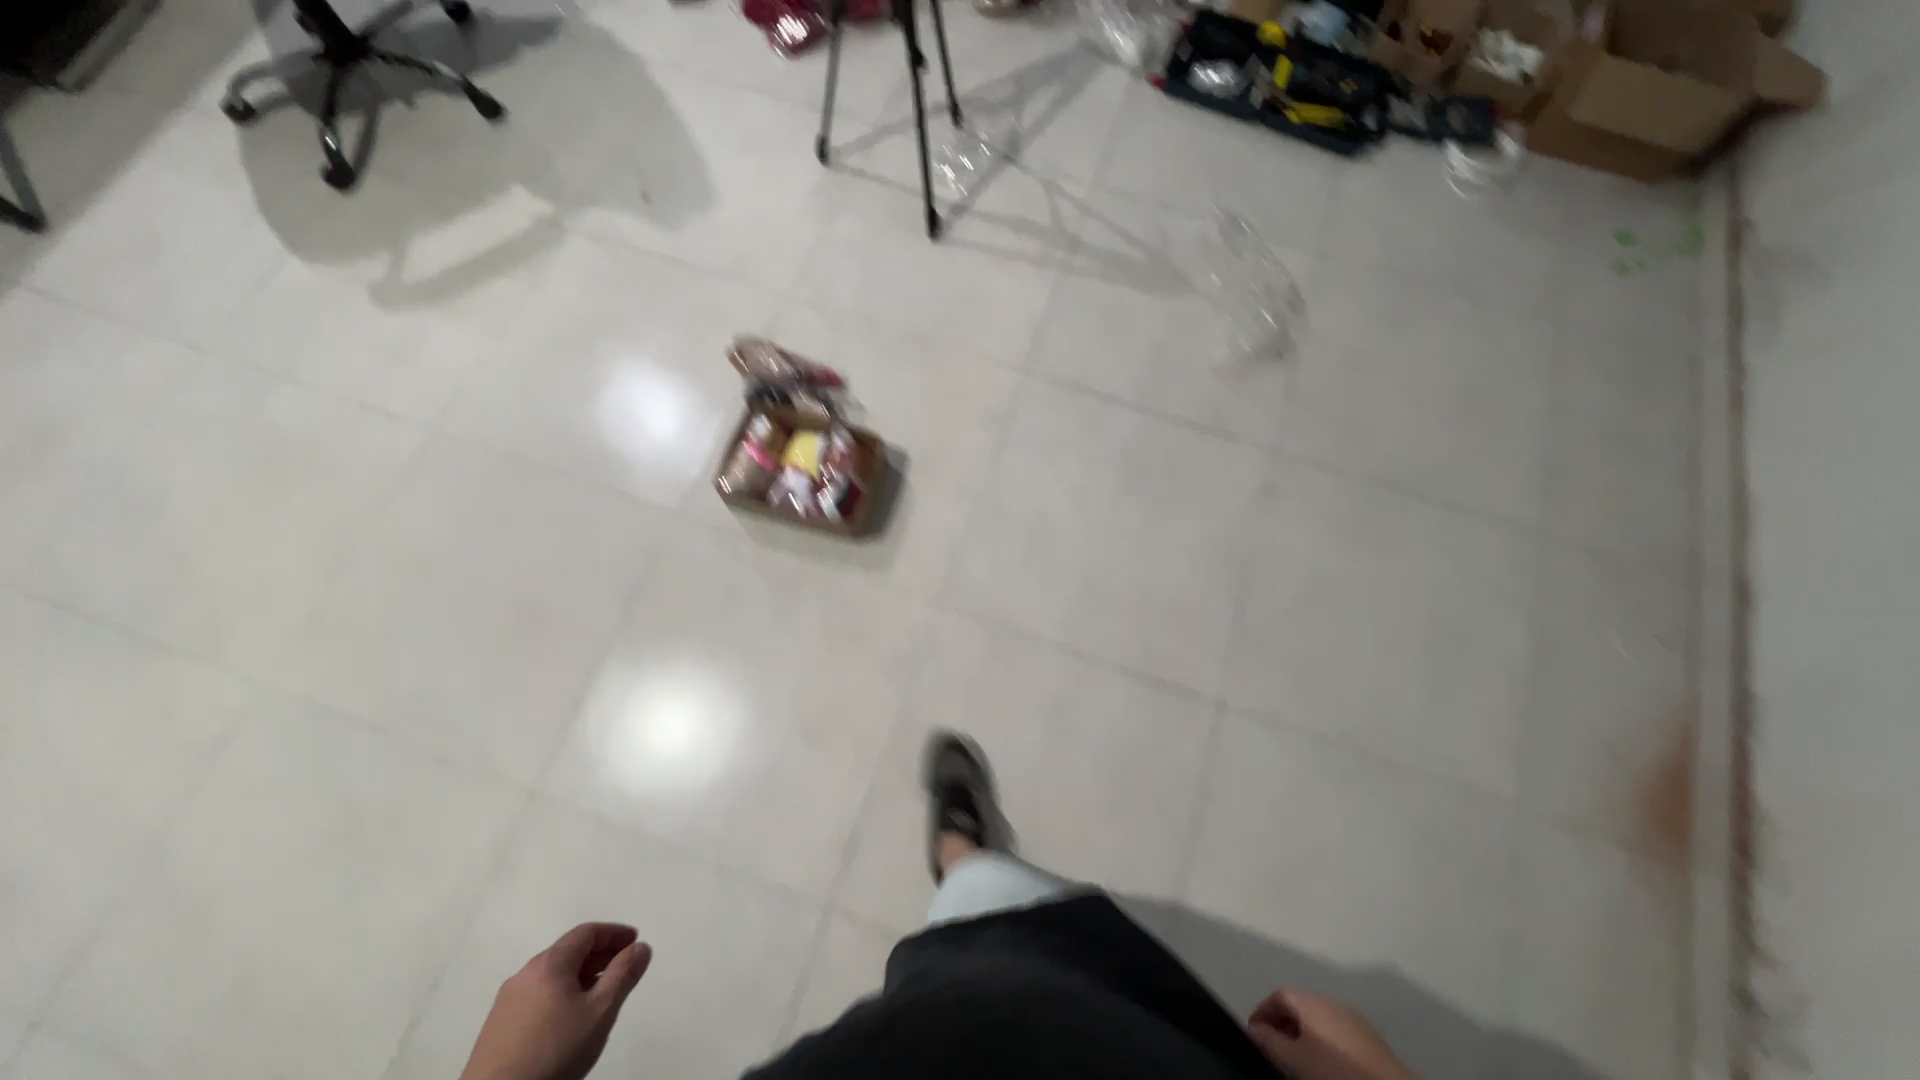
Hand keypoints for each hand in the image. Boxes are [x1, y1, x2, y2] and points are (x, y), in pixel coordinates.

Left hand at [459, 922, 651, 1079]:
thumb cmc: (555, 1050)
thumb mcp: (600, 1012)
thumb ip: (623, 975)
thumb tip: (641, 946)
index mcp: (549, 964)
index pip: (585, 933)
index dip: (613, 932)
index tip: (635, 941)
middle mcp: (525, 974)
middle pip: (568, 951)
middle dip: (599, 954)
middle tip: (624, 966)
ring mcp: (507, 1000)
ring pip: (552, 975)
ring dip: (581, 974)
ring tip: (601, 994)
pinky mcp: (498, 1025)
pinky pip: (537, 994)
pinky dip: (561, 992)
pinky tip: (569, 1018)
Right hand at [1246, 989, 1416, 1079]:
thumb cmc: (1334, 1070)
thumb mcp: (1293, 1060)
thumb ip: (1269, 1042)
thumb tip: (1254, 1030)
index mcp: (1311, 1001)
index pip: (1279, 994)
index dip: (1262, 1012)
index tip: (1254, 1034)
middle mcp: (1332, 1001)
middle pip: (1299, 1004)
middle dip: (1281, 1023)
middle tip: (1272, 1048)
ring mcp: (1354, 1018)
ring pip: (1318, 1018)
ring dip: (1302, 1033)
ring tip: (1296, 1058)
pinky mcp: (1370, 1037)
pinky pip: (1335, 1030)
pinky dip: (1322, 1040)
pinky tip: (1324, 1063)